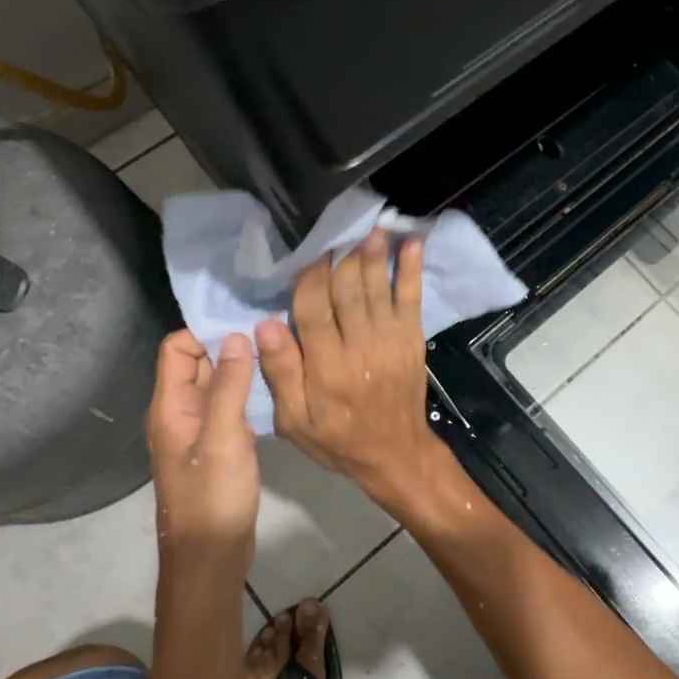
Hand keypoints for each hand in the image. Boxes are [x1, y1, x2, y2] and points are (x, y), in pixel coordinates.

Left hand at [146, 330, 261, 561]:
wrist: (211, 558)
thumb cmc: (212, 498)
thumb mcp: (223, 438)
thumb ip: (229, 386)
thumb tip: (237, 335)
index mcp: (170, 407)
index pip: (178, 348)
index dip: (208, 331)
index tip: (250, 322)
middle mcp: (181, 413)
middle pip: (199, 362)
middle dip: (231, 344)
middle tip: (275, 331)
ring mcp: (200, 431)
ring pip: (219, 384)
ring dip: (243, 368)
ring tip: (281, 353)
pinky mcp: (219, 446)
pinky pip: (231, 406)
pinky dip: (249, 393)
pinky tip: (277, 389)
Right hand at [255, 230, 441, 501]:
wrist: (395, 454)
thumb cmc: (337, 439)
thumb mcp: (295, 420)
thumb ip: (282, 372)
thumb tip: (266, 324)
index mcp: (327, 367)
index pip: (314, 311)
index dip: (310, 279)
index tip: (308, 253)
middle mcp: (360, 348)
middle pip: (349, 292)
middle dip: (344, 258)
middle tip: (339, 227)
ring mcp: (391, 341)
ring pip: (379, 289)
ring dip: (375, 255)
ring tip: (373, 225)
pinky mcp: (413, 339)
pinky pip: (412, 298)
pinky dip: (411, 270)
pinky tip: (412, 243)